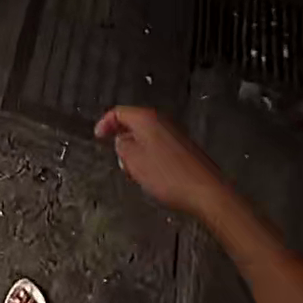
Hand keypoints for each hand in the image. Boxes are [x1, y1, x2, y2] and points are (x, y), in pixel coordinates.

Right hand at [95, 106, 234, 220]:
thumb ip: (121, 147)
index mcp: (146, 119)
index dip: (105, 123)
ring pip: (145, 136)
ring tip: (135, 172)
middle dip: (121, 138)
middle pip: (133, 122)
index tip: (98, 137)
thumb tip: (121, 140)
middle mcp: (161, 120)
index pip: (119, 112)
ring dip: (135, 151)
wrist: (204, 190)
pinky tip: (153, 177)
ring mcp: (174, 133)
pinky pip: (157, 146)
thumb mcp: (133, 161)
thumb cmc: (167, 175)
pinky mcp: (183, 148)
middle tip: (118, 159)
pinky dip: (149, 157)